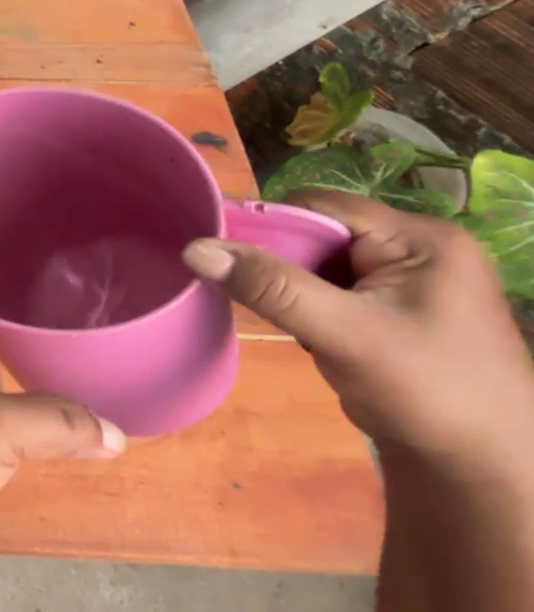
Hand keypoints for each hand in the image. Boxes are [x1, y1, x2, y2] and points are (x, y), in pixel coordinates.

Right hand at [182, 190, 533, 474]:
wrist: (483, 470)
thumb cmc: (428, 395)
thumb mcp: (343, 335)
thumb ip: (270, 287)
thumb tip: (193, 247)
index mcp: (423, 240)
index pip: (319, 206)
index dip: (267, 224)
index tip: (224, 255)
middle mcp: (419, 248)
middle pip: (316, 230)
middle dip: (280, 262)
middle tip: (259, 297)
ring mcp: (409, 278)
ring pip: (316, 259)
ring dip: (289, 286)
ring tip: (290, 322)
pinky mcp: (395, 306)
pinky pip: (328, 284)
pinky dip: (304, 303)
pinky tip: (308, 332)